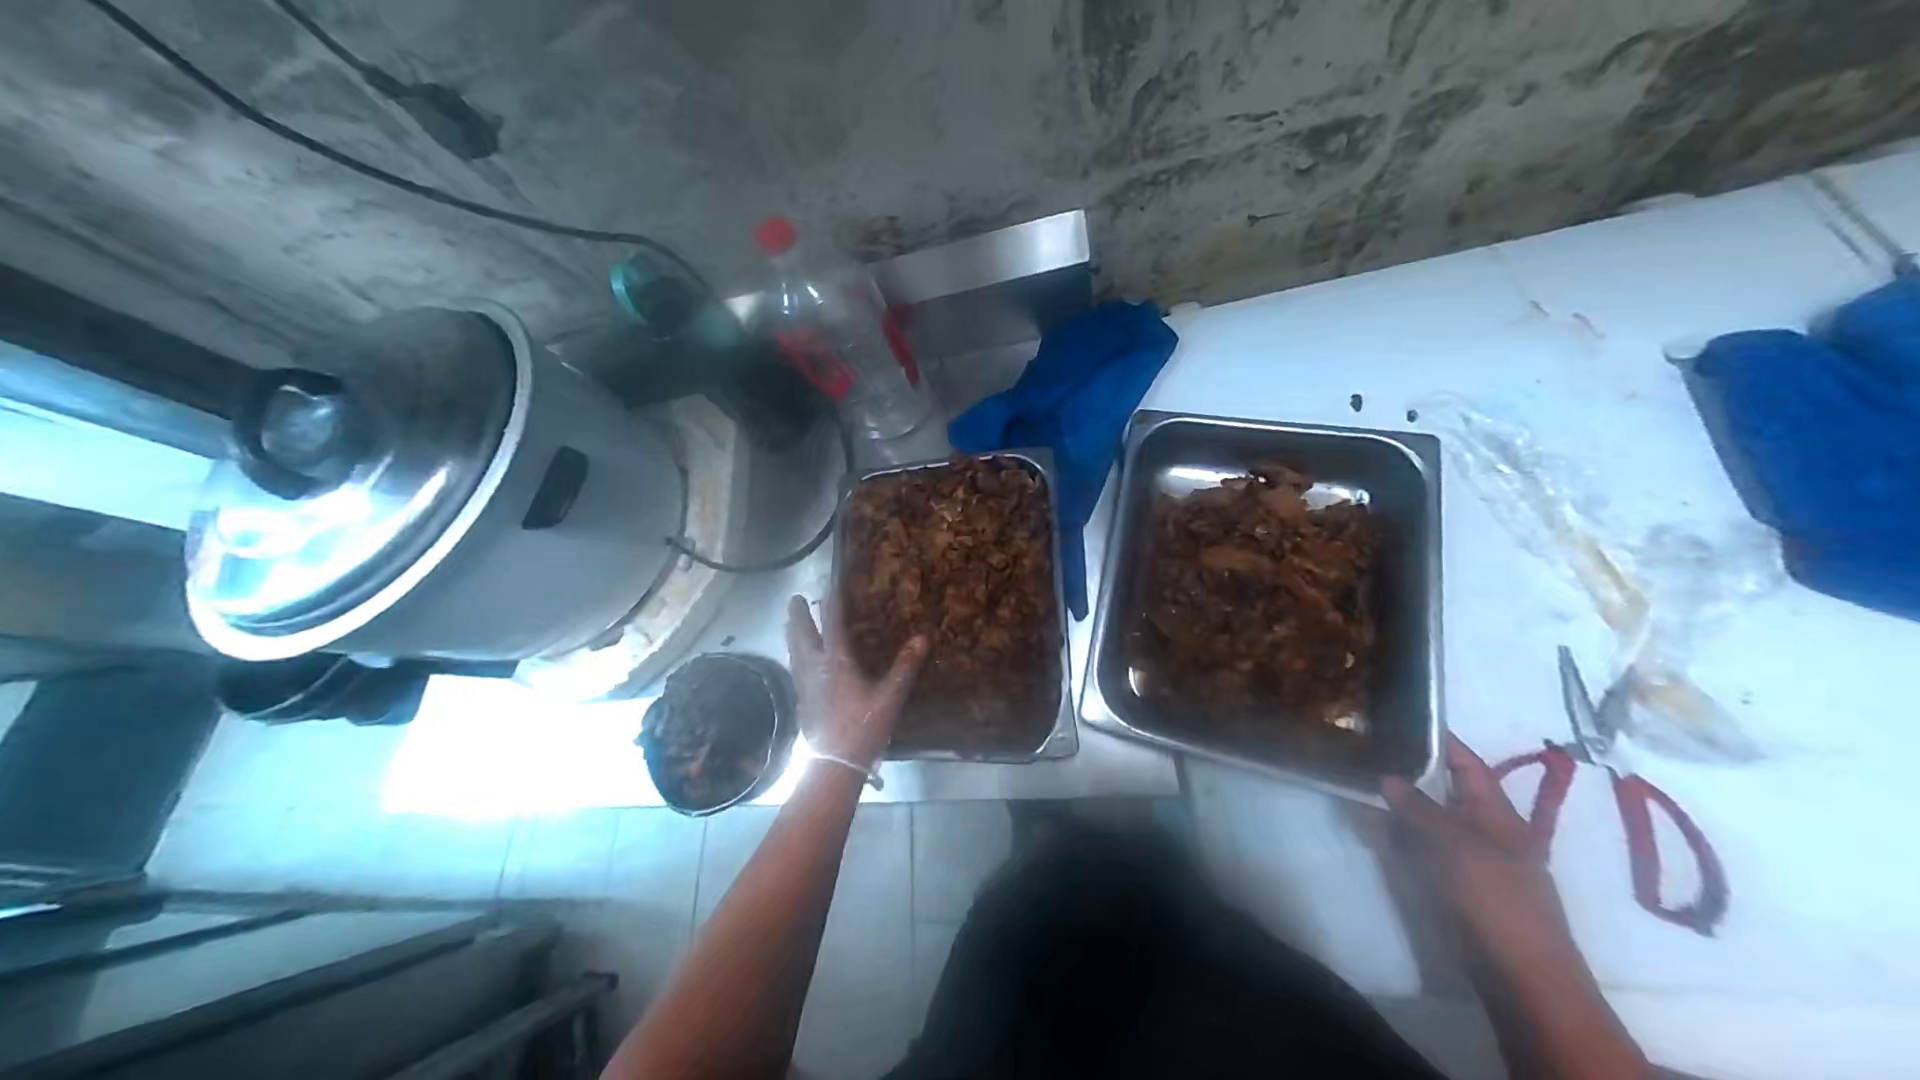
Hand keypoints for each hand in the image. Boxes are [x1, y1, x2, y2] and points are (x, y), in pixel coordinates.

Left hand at [785, 595, 927, 768]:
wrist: (833, 763)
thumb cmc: (862, 727)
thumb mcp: (890, 697)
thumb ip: (905, 666)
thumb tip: (922, 638)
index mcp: (835, 661)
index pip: (831, 622)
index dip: (832, 601)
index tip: (831, 584)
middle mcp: (814, 667)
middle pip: (800, 634)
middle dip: (798, 615)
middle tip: (795, 599)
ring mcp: (803, 684)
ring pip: (793, 650)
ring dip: (792, 633)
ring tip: (790, 623)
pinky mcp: (800, 699)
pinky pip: (795, 667)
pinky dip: (795, 654)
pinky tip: (799, 661)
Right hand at [1387, 737, 1652, 1078]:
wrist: (1518, 976)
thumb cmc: (1497, 900)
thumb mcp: (1457, 846)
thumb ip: (1419, 808)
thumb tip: (1387, 775)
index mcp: (1496, 815)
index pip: (1467, 765)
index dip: (1440, 740)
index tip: (1403, 716)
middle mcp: (1478, 830)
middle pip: (1437, 791)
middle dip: (1402, 772)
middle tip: (1360, 748)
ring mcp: (1460, 858)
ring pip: (1418, 820)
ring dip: (1387, 805)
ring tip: (1347, 780)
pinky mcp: (1443, 883)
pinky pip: (1411, 849)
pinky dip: (1387, 836)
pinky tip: (1359, 824)